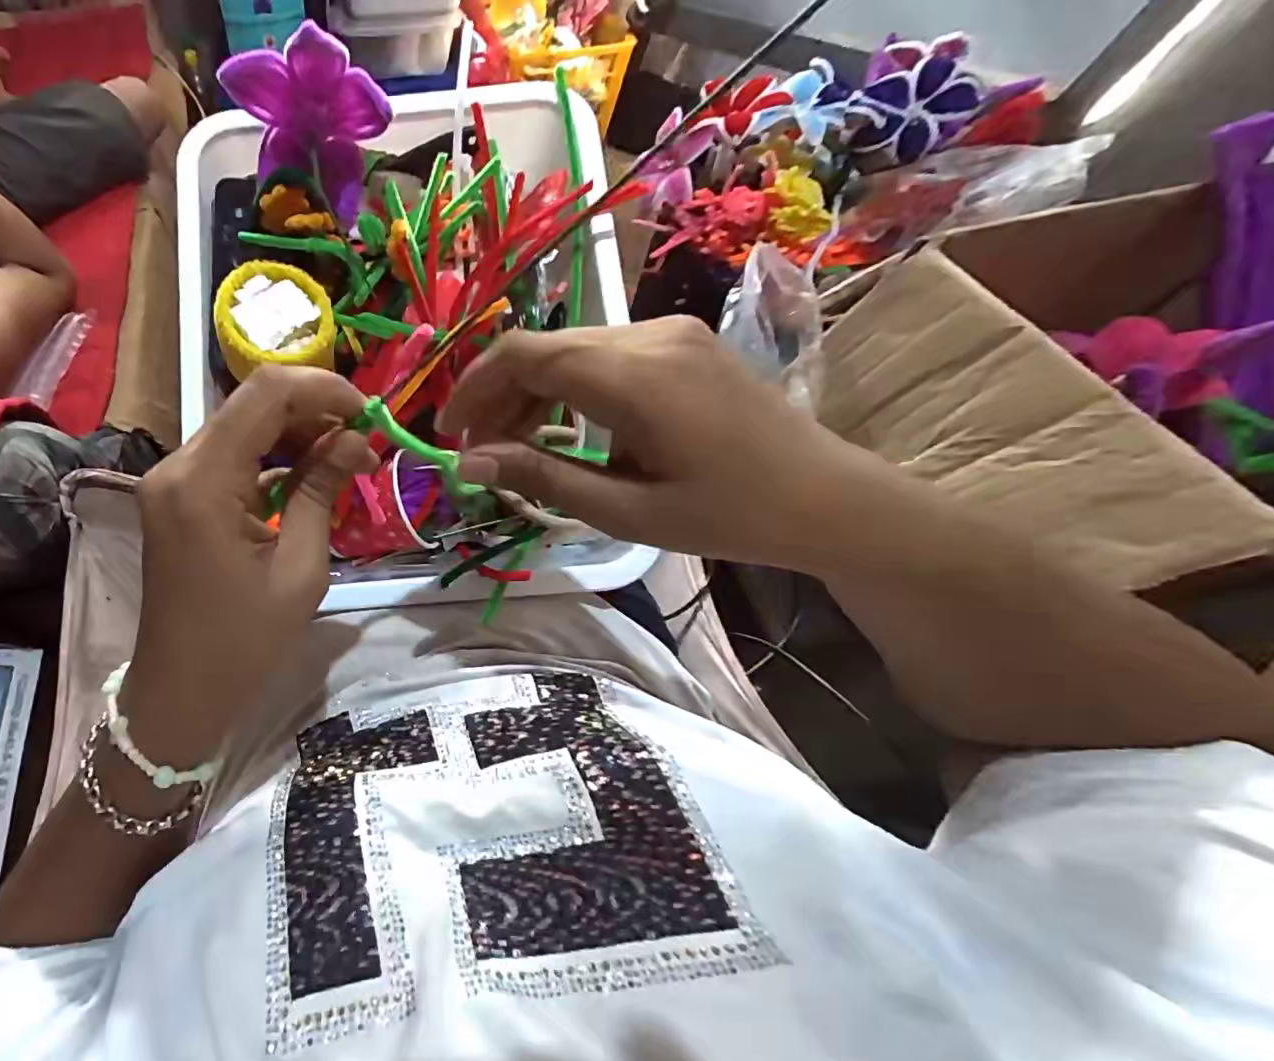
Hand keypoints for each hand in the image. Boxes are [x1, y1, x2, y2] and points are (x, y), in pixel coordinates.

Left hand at [124, 366, 376, 733]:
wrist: (180, 689)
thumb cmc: (243, 641)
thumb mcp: (300, 569)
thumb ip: (322, 492)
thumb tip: (356, 442)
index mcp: (203, 481)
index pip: (266, 394)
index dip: (324, 389)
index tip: (369, 414)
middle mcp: (178, 465)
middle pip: (253, 404)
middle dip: (316, 413)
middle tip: (365, 445)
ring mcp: (173, 480)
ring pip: (244, 427)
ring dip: (298, 435)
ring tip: (347, 463)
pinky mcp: (179, 497)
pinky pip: (233, 459)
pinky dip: (274, 460)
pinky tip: (310, 480)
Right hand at [438, 316, 884, 572]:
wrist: (823, 496)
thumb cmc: (728, 515)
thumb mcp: (627, 511)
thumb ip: (543, 479)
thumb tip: (469, 463)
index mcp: (634, 377)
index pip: (524, 355)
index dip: (474, 388)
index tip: (449, 434)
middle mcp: (649, 335)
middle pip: (543, 347)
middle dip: (498, 395)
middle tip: (480, 452)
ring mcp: (670, 332)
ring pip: (571, 348)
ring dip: (532, 392)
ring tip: (516, 446)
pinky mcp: (683, 342)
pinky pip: (604, 354)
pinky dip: (569, 387)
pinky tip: (565, 428)